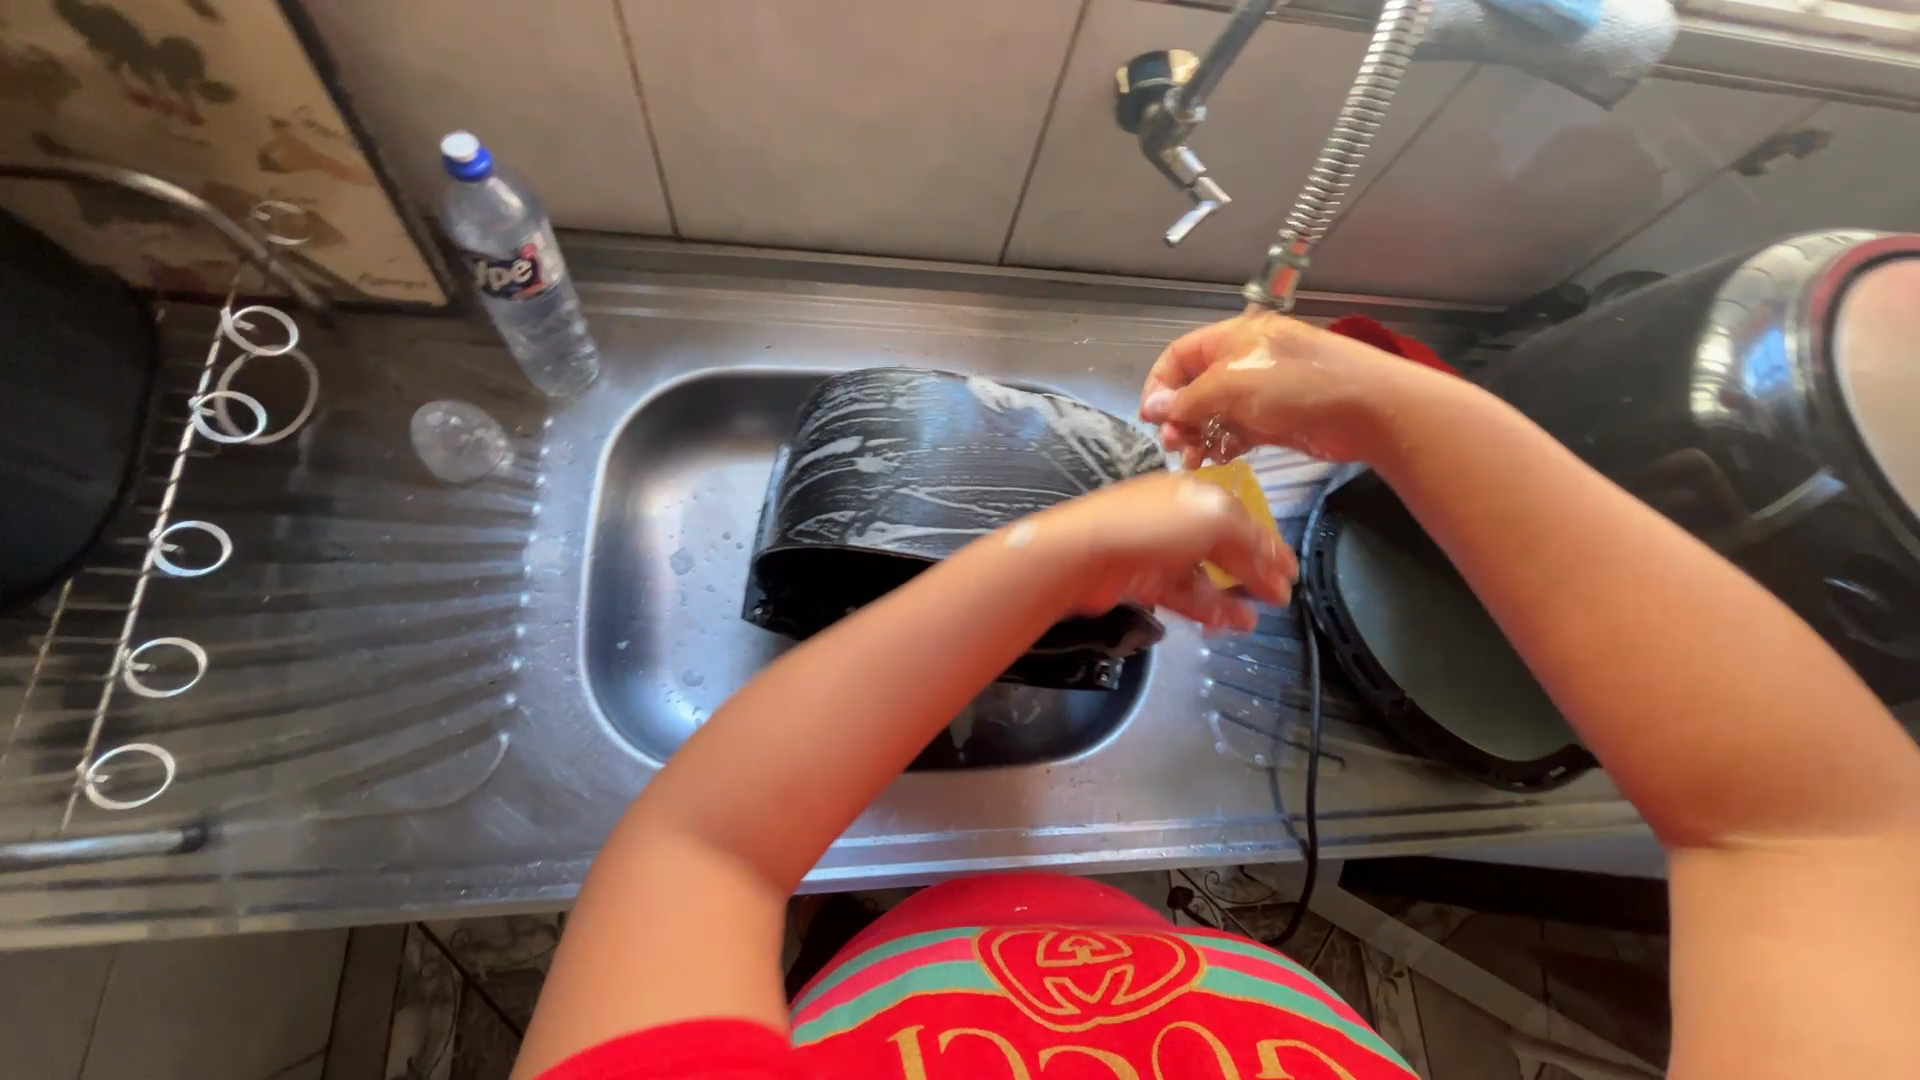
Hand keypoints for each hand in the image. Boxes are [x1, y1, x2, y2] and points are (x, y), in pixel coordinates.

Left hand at [1010, 473, 1296, 632]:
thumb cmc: (1149, 524)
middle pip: (1224, 547)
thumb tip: (1275, 564)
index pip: (1241, 517)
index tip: (1290, 570)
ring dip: (1233, 596)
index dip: (1268, 543)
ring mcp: (1159, 552)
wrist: (1083, 553)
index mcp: (1194, 493)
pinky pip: (1184, 595)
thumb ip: (1249, 539)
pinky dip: (1208, 608)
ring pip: (1205, 576)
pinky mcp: (1144, 581)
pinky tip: (1230, 622)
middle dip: (1254, 571)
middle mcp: (1177, 519)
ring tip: (1257, 618)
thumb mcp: (1213, 517)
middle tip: (1279, 596)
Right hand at [1139, 311, 1433, 467]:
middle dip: (1177, 417)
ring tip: (1193, 459)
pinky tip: (1216, 460)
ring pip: (1210, 415)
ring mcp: (1256, 393)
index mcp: (1230, 339)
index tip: (1152, 417)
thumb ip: (1187, 399)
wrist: (1367, 409)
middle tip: (1174, 443)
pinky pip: (1232, 433)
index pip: (1177, 357)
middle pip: (1190, 389)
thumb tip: (1152, 410)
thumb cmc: (1298, 384)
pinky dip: (1220, 446)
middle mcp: (1239, 363)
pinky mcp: (1270, 421)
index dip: (1160, 385)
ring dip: (1196, 437)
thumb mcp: (1232, 384)